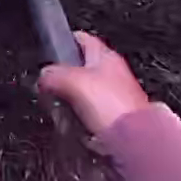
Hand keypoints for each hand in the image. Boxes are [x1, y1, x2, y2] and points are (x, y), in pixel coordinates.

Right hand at [35, 31, 151, 136]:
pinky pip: (88, 112)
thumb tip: (43, 76)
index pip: (82, 39)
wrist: (137, 142)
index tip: (53, 47)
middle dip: (62, 76)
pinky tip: (74, 122)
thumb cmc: (114, 106)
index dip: (66, 40)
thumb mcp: (71, 80)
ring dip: (69, 99)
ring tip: (61, 108)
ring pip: (81, 91)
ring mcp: (115, 96)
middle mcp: (113, 74)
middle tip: (50, 84)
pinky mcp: (114, 117)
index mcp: (106, 57)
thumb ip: (52, 74)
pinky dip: (79, 116)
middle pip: (79, 68)